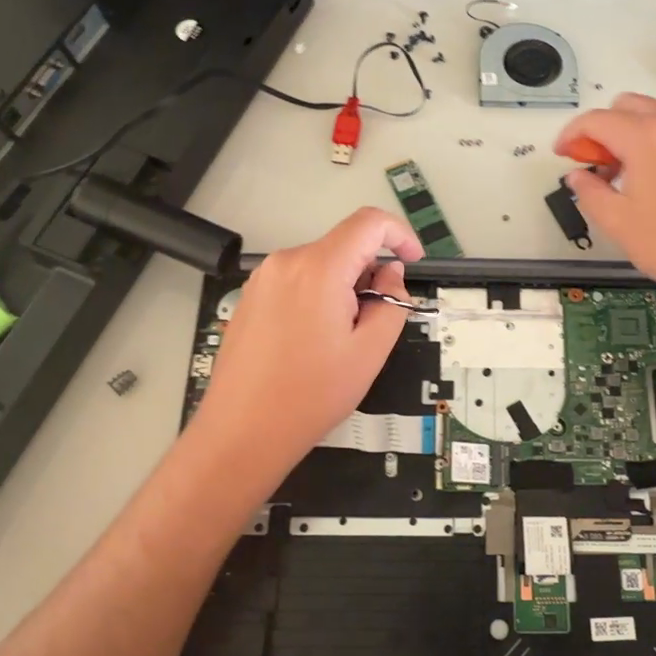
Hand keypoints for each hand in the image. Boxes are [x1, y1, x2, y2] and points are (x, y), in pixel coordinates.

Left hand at [190, 208, 422, 465]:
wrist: (241, 432)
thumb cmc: (311, 395)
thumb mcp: (369, 352)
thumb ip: (392, 303)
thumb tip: (390, 275)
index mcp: (319, 268)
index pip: (369, 223)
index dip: (400, 234)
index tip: (413, 262)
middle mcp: (286, 262)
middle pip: (343, 246)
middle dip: (368, 274)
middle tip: (372, 325)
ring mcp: (262, 279)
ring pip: (320, 265)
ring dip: (343, 289)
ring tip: (338, 342)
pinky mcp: (249, 298)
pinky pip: (296, 282)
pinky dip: (317, 297)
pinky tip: (311, 344)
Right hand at [555, 93, 655, 314]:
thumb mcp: (618, 223)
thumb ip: (590, 192)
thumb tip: (578, 175)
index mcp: (647, 138)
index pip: (597, 119)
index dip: (572, 134)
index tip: (562, 154)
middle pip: (628, 106)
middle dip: (602, 128)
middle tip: (592, 163)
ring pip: (655, 117)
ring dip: (629, 134)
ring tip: (621, 175)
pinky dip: (655, 143)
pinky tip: (652, 180)